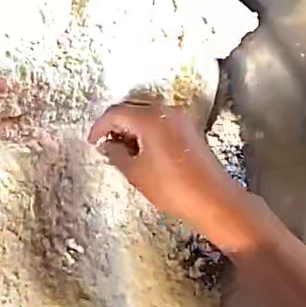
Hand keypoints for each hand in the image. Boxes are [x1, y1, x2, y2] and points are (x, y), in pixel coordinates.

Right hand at [88, 101, 255, 243]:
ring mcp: (181, 118)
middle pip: (132, 107)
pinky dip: (147, 128)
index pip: (116, 113)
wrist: (214, 199)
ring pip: (147, 112)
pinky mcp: (190, 129)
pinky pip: (161, 120)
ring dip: (131, 125)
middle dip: (115, 122)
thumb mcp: (136, 173)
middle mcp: (166, 110)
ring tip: (121, 147)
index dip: (99, 126)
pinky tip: (141, 148)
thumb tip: (106, 145)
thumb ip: (116, 154)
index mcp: (149, 118)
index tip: (91, 142)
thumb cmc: (172, 187)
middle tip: (104, 142)